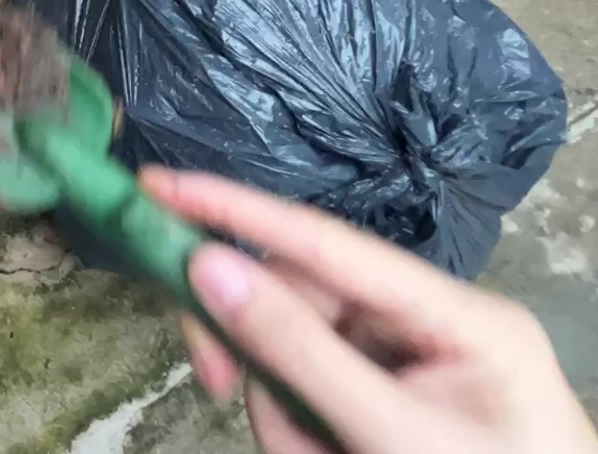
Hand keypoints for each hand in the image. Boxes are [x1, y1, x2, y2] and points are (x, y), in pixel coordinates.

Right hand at [142, 168, 597, 453]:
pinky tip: (311, 446)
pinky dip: (282, 408)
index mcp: (457, 316)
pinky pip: (289, 367)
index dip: (232, 206)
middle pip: (288, 294)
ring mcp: (391, 349)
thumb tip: (204, 263)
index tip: (154, 183)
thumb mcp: (398, 438)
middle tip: (212, 379)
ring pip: (277, 334)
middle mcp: (417, 317)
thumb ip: (300, 352)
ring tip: (303, 450)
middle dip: (248, 342)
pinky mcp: (366, 377)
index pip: (321, 241)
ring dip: (267, 390)